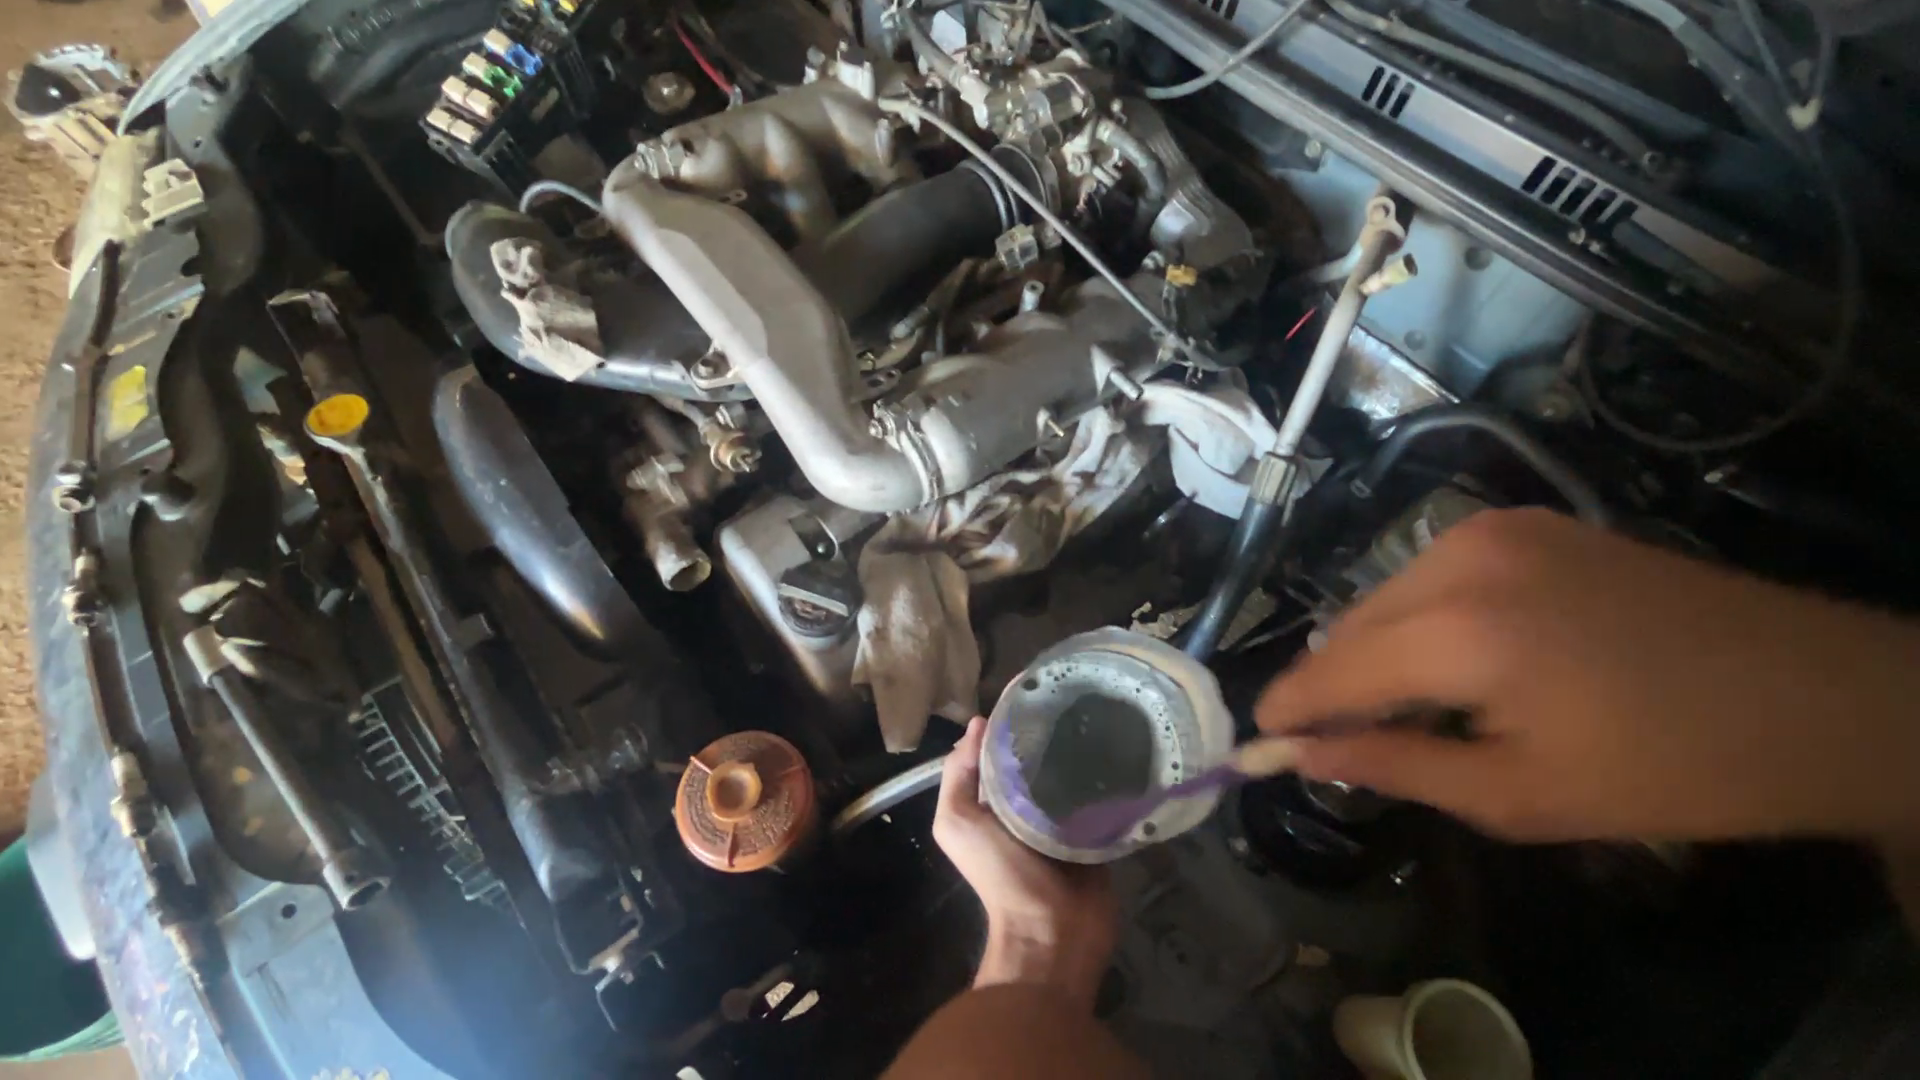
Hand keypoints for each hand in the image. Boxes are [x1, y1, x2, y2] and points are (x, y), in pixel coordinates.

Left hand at [934, 717, 1116, 1006]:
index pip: (998, 750)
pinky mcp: (1096, 827)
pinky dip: (1106, 776)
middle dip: (1049, 732)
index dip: (1008, 723)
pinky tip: (1119, 749)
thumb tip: (977, 724)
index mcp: (990, 801)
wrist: (1052, 932)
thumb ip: (959, 775)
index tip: (1031, 692)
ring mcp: (1063, 816)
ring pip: (1070, 772)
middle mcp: (1025, 804)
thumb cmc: (999, 872)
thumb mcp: (958, 822)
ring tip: (1099, 715)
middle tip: (1072, 699)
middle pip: (1037, 757)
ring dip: (1081, 751)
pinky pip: (1101, 794)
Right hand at [1255, 508, 1919, 844]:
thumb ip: (1394, 766)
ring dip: (1371, 651)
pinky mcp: (1519, 521)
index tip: (1255, 738)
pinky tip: (1446, 658)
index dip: (1287, 706)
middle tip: (1330, 738)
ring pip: (1381, 597)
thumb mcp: (1521, 795)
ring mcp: (1491, 529)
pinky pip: (1425, 574)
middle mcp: (1459, 560)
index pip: (1330, 669)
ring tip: (1396, 705)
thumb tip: (1300, 753)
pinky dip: (1413, 618)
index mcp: (1462, 633)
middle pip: (1347, 627)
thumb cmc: (1672, 769)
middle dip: (1329, 683)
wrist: (1826, 695)